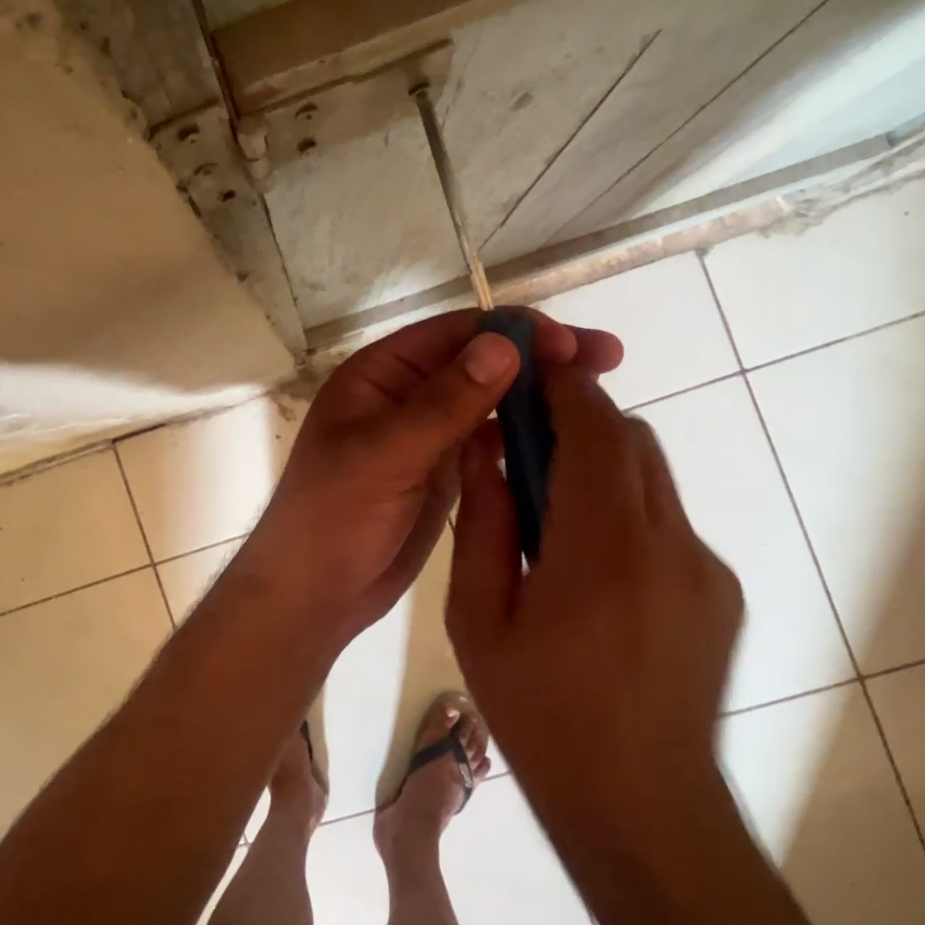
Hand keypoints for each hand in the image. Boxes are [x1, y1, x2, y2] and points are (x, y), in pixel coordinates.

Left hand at [225, 308, 621, 641]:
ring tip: (598, 398)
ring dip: (535, 396)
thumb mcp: (384, 455)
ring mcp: (425, 435)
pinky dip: (523, 437)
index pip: (455, 334)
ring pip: (488, 401)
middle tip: (609, 360)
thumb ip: (443, 404)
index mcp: (379, 375)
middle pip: (479, 362)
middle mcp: (404, 395)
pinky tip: (565, 441)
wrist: (315, 593)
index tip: (572, 345)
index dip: (514, 331)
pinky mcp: (443, 473)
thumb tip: (505, 345)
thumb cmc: (333, 517)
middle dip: (537, 358)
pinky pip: (489, 443)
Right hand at [446, 364, 743, 826]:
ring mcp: (705, 570)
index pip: (595, 429)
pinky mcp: (721, 594)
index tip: (527, 369)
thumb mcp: (480, 621)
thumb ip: (483, 526)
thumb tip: (483, 451)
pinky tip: (592, 572)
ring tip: (552, 517)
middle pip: (633, 441)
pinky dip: (626, 515)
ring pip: (653, 480)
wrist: (640, 805)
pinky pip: (668, 524)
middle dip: (580, 423)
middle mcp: (670, 544)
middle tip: (523, 447)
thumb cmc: (539, 713)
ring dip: (602, 469)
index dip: (563, 386)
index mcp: (603, 549)